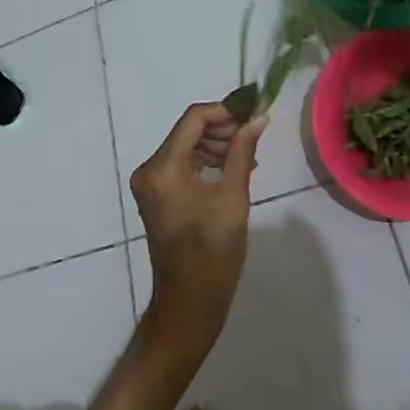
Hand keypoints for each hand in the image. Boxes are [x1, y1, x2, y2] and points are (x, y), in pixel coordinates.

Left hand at [130, 103, 266, 337]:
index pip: (194, 119)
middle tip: (255, 136)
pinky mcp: (158, 194)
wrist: (190, 299)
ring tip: (248, 156)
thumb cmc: (214, 250)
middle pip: (189, 129)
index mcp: (164, 168)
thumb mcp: (234, 196)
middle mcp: (150, 169)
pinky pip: (184, 162)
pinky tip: (233, 168)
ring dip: (218, 143)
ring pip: (188, 144)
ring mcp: (151, 183)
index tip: (255, 113)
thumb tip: (258, 118)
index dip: (226, 110)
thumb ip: (243, 151)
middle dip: (224, 128)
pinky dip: (208, 159)